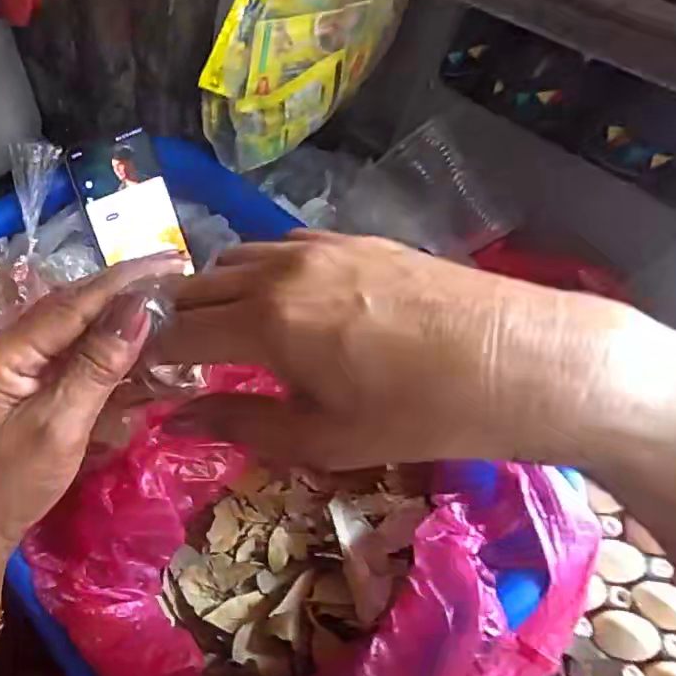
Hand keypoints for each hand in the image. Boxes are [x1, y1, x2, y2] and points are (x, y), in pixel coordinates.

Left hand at [0, 252, 191, 547]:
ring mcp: (17, 367)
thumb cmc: (12, 484)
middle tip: (173, 274)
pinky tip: (134, 343)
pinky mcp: (29, 386)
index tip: (169, 260)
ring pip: (73, 330)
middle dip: (120, 292)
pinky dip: (104, 351)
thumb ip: (96, 368)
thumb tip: (137, 311)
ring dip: (115, 318)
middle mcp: (8, 348)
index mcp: (4, 352)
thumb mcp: (58, 427)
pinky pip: (70, 357)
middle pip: (70, 310)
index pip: (70, 306)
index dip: (121, 283)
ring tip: (162, 300)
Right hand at [153, 231, 661, 468]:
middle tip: (177, 361)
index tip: (141, 378)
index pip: (176, 333)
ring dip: (211, 294)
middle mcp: (278, 272)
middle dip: (173, 323)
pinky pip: (274, 247)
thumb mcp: (321, 437)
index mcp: (265, 322)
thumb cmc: (421, 414)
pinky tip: (278, 303)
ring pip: (229, 260)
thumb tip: (173, 422)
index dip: (150, 357)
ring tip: (224, 331)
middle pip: (192, 288)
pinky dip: (253, 273)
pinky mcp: (350, 239)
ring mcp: (316, 247)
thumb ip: (237, 423)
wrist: (534, 362)